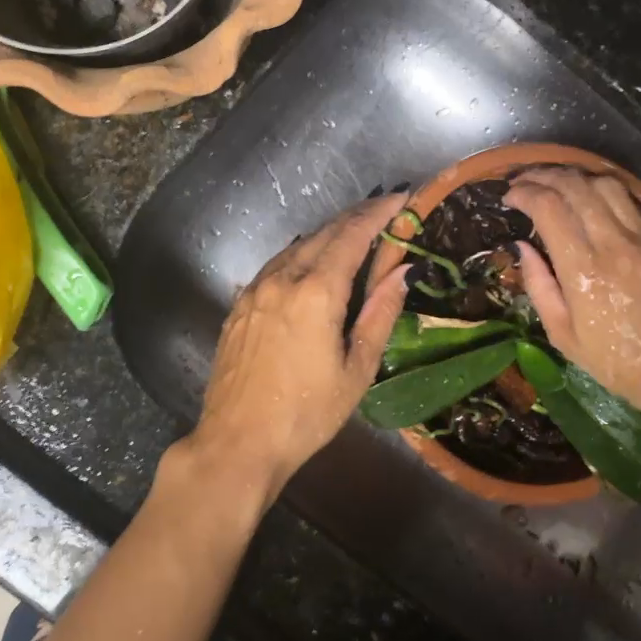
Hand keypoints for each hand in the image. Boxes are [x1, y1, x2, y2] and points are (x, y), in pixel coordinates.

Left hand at [191, 193, 410, 501]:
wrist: (237, 442)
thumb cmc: (306, 413)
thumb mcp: (357, 370)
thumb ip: (380, 315)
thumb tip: (403, 272)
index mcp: (316, 292)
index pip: (352, 234)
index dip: (379, 212)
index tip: (402, 198)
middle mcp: (283, 279)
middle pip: (324, 232)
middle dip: (357, 217)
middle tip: (385, 211)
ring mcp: (255, 289)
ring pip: (298, 245)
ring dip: (328, 233)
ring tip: (355, 233)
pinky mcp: (240, 306)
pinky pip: (276, 264)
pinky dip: (302, 253)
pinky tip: (313, 262)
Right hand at [504, 168, 640, 423]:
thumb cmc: (618, 362)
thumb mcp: (564, 336)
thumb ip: (539, 285)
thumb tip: (523, 246)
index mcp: (584, 269)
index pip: (549, 206)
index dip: (525, 192)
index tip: (510, 196)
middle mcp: (615, 243)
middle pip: (575, 185)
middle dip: (544, 176)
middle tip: (527, 181)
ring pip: (606, 184)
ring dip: (576, 178)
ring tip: (559, 185)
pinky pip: (632, 201)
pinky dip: (606, 192)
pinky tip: (594, 200)